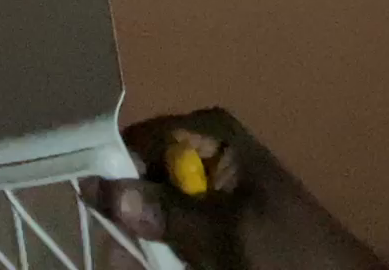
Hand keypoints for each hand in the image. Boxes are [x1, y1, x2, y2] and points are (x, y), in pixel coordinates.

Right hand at [79, 109, 387, 269]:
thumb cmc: (292, 253)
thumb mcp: (228, 234)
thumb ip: (166, 213)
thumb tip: (99, 188)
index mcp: (208, 132)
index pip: (139, 139)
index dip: (114, 170)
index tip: (96, 206)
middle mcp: (202, 149)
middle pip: (143, 175)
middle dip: (133, 213)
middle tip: (126, 250)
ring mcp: (208, 184)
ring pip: (155, 207)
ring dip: (150, 237)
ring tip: (152, 260)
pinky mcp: (213, 219)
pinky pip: (175, 228)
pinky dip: (170, 249)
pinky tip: (174, 263)